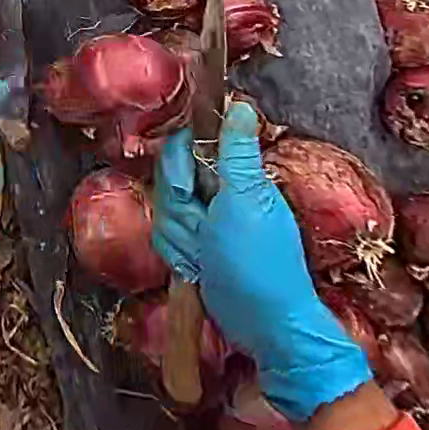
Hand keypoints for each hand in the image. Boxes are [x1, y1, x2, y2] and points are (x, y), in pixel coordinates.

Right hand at [152, 102, 371, 421]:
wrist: (265, 325)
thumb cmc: (260, 260)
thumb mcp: (246, 201)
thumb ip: (236, 152)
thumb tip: (241, 104)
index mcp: (232, 173)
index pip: (184, 146)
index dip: (178, 166)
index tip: (189, 188)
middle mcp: (215, 190)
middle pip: (169, 179)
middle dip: (181, 209)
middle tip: (205, 229)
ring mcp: (202, 219)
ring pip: (164, 209)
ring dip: (180, 237)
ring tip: (205, 254)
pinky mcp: (190, 245)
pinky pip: (163, 237)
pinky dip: (177, 255)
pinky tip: (196, 267)